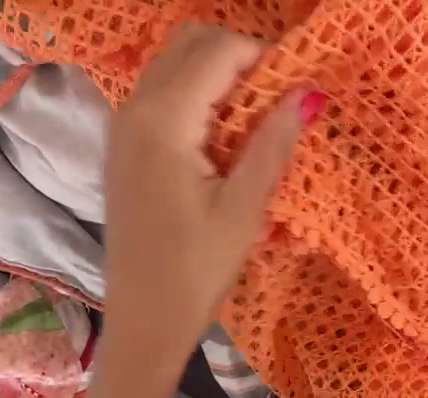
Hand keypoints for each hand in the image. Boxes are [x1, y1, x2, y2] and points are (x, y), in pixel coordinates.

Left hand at [100, 24, 321, 369]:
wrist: (144, 323)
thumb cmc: (196, 275)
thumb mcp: (243, 212)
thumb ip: (272, 146)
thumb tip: (307, 94)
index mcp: (163, 120)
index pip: (218, 52)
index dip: (262, 60)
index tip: (294, 93)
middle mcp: (133, 109)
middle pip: (188, 45)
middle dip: (236, 60)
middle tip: (273, 106)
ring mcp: (120, 129)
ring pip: (170, 68)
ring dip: (213, 79)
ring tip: (250, 127)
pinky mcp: (120, 152)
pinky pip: (157, 98)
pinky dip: (191, 101)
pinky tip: (217, 146)